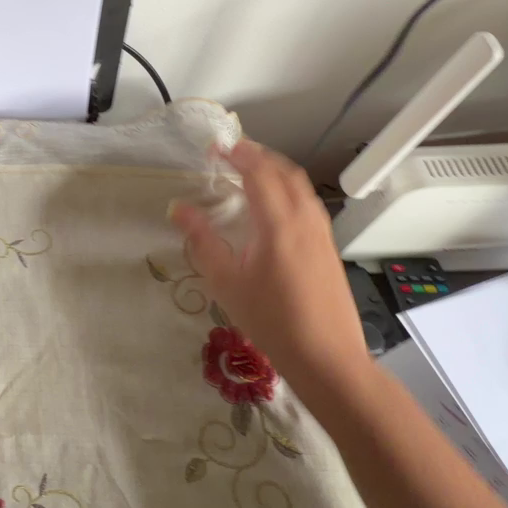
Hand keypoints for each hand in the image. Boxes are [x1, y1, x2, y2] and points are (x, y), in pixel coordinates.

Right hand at [168, 138, 370, 393]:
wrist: (327, 358)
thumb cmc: (271, 321)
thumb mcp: (226, 282)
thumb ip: (202, 241)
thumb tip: (179, 209)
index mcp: (278, 224)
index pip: (259, 173)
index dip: (238, 155)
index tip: (215, 149)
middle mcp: (305, 221)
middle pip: (285, 173)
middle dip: (259, 156)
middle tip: (232, 153)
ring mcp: (322, 235)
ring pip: (302, 187)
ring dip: (276, 171)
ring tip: (252, 172)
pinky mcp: (328, 249)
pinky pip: (309, 204)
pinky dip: (289, 190)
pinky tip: (275, 207)